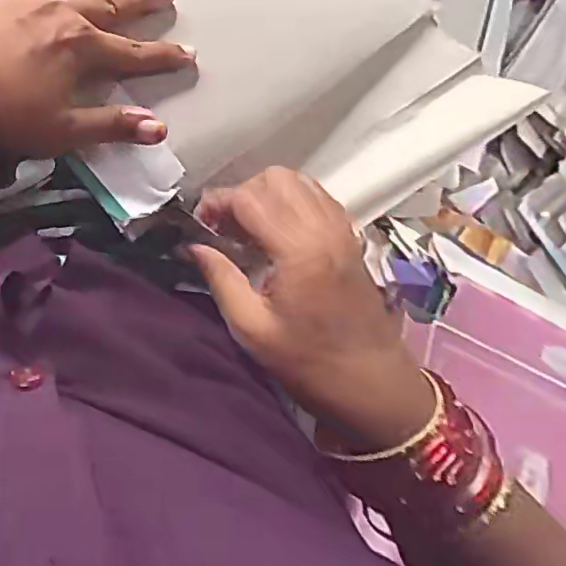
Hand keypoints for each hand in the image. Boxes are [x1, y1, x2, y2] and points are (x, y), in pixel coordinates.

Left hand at [0, 0, 195, 157]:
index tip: (188, 54)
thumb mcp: (64, 130)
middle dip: (138, 0)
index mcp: (81, 49)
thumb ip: (111, 126)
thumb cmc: (8, 116)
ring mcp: (19, 2)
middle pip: (106, 5)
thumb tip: (159, 128)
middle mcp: (57, 15)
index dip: (162, 57)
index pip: (134, 54)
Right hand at [184, 168, 434, 450]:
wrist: (373, 385)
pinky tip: (273, 231)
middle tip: (222, 226)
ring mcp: (342, 231)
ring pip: (297, 181)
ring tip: (246, 227)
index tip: (200, 225)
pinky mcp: (350, 238)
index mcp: (300, 251)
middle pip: (274, 179)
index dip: (217, 203)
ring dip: (264, 194)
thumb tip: (192, 246)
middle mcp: (325, 231)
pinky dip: (288, 201)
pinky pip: (315, 197)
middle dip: (240, 194)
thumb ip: (220, 278)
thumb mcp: (251, 328)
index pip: (250, 198)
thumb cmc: (309, 363)